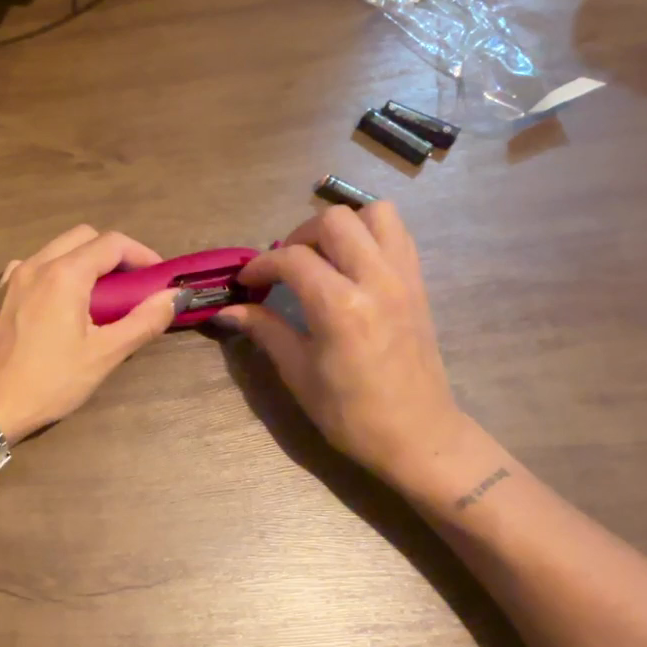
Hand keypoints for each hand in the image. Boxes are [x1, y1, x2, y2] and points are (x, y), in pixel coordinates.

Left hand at [0, 225, 178, 441]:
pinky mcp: (1, 294)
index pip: (112, 243)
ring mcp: (14, 277)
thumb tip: (174, 296)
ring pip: (58, 249)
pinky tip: (64, 302)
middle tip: (131, 287)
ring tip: (101, 296)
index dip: (142, 255)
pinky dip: (57, 272)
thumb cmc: (51, 382)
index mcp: (64, 274)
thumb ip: (143, 321)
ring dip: (85, 261)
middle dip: (113, 254)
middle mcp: (36, 265)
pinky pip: (35, 267)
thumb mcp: (104, 355)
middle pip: (84, 238)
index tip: (157, 279)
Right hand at [217, 204, 468, 483]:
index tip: (245, 282)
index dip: (260, 265)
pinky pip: (396, 233)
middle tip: (282, 268)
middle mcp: (375, 279)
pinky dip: (368, 235)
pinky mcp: (418, 281)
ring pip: (373, 213)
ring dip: (340, 227)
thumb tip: (228, 311)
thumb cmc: (349, 413)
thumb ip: (265, 331)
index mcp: (340, 307)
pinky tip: (349, 266)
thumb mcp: (298, 373)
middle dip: (298, 237)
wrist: (415, 433)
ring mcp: (403, 276)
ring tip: (321, 258)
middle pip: (334, 220)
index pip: (292, 258)